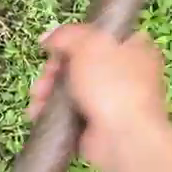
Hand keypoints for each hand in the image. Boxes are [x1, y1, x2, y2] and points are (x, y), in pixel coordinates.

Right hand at [29, 25, 171, 169]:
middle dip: (53, 70)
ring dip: (47, 91)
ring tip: (37, 99)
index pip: (101, 35)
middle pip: (78, 63)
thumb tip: (48, 37)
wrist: (123, 137)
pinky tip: (37, 113)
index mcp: (134, 48)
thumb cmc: (112, 83)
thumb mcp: (88, 44)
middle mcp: (125, 73)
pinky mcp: (96, 124)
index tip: (56, 47)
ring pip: (69, 88)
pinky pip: (67, 112)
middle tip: (46, 77)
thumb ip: (67, 34)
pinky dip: (50, 112)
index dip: (75, 39)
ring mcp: (111, 101)